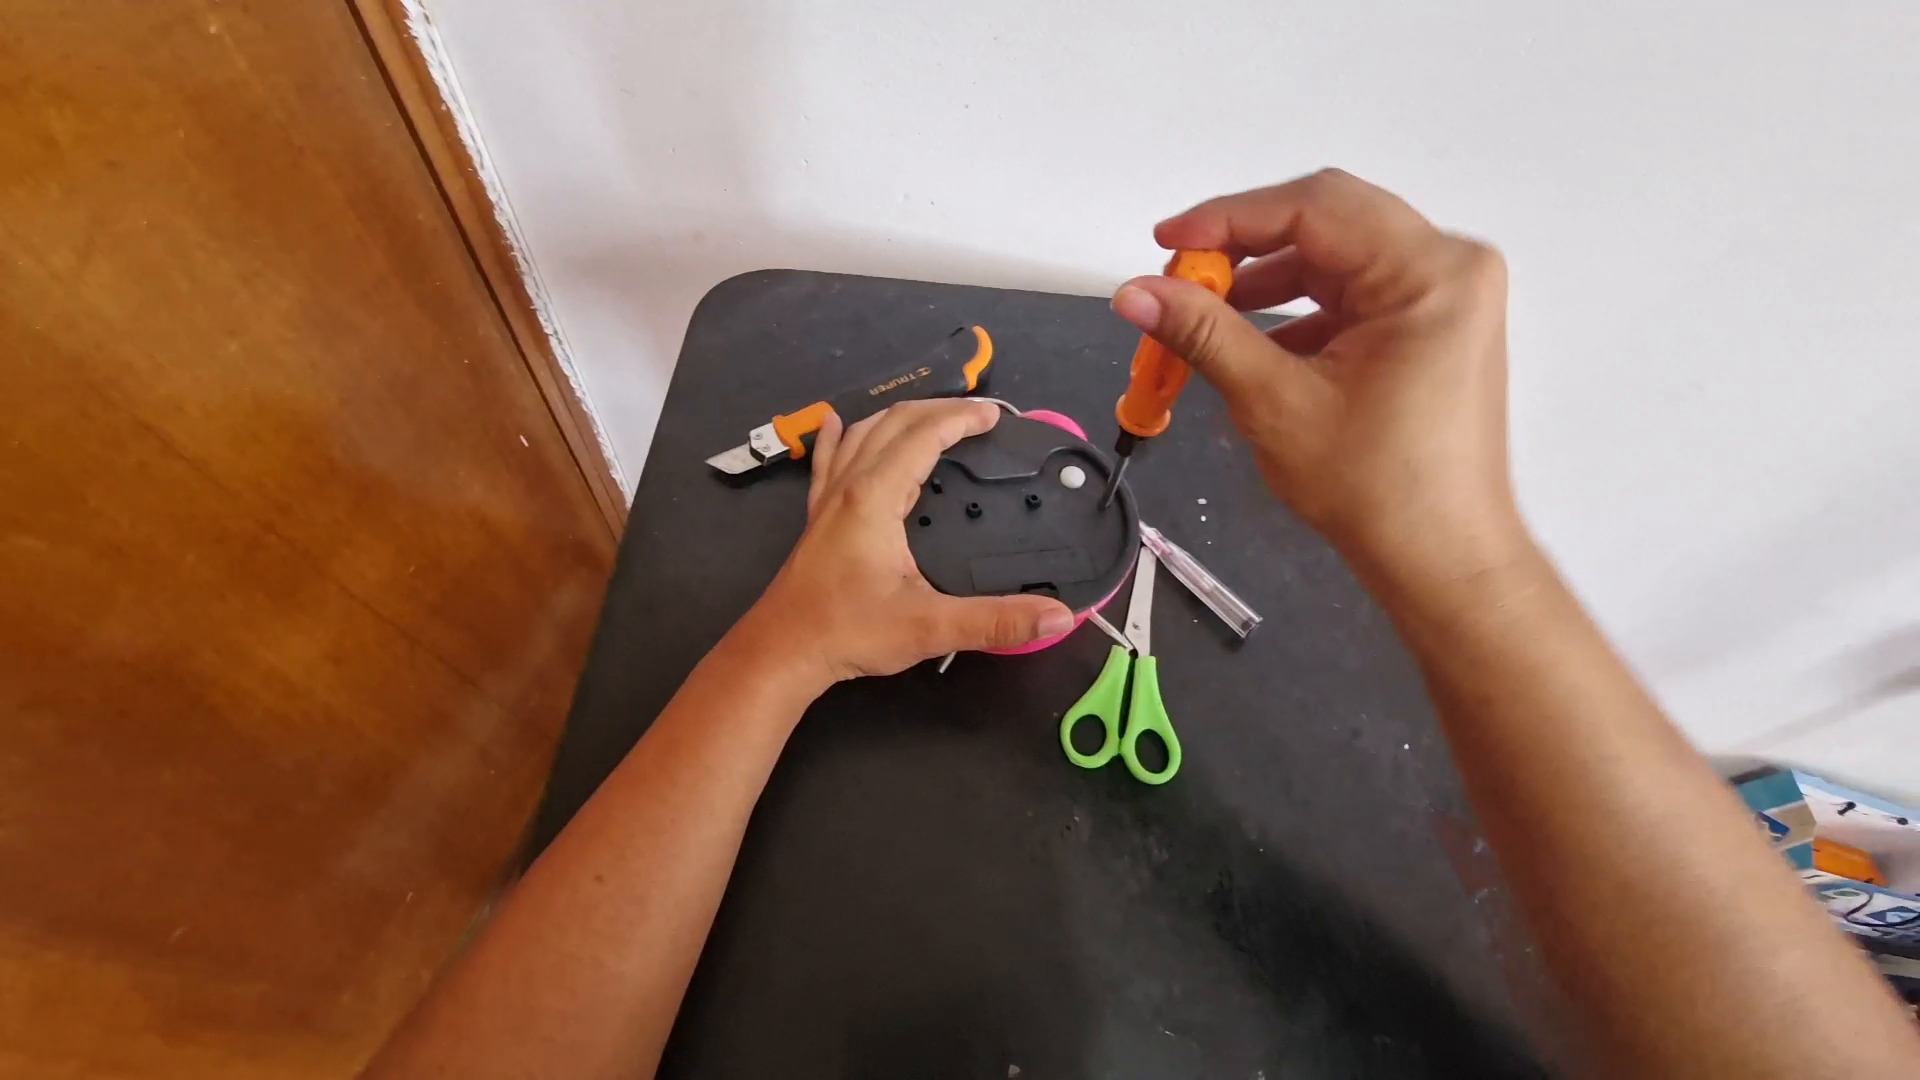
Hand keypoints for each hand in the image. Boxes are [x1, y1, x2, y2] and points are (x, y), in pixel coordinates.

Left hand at [736, 399, 1075, 688]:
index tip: (997, 416)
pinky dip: (839, 436)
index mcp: (876, 496)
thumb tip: (1058, 616)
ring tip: (931, 415)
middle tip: (977, 415)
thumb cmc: (851, 632)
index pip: (924, 435)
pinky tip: (835, 422)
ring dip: (899, 417)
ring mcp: (827, 498)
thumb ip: (995, 621)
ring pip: (861, 435)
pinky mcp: (815, 517)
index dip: (962, 419)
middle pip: (893, 424)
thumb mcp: (929, 627)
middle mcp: (849, 485)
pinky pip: (826, 460)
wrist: (782, 652)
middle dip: (938, 410)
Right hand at [1110, 169, 1532, 592]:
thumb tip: (1134, 294)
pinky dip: (1294, 313)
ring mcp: (1441, 297)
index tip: (1166, 242)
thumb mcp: (1273, 401)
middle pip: (1327, 224)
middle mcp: (1446, 267)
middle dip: (1244, 249)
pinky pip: (1348, 297)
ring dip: (1265, 282)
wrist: (1436, 554)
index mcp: (1427, 272)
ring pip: (1334, 260)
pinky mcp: (1425, 328)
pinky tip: (1254, 346)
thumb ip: (1202, 334)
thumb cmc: (1370, 486)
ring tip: (1207, 317)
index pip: (1314, 208)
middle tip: (1182, 278)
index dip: (1227, 218)